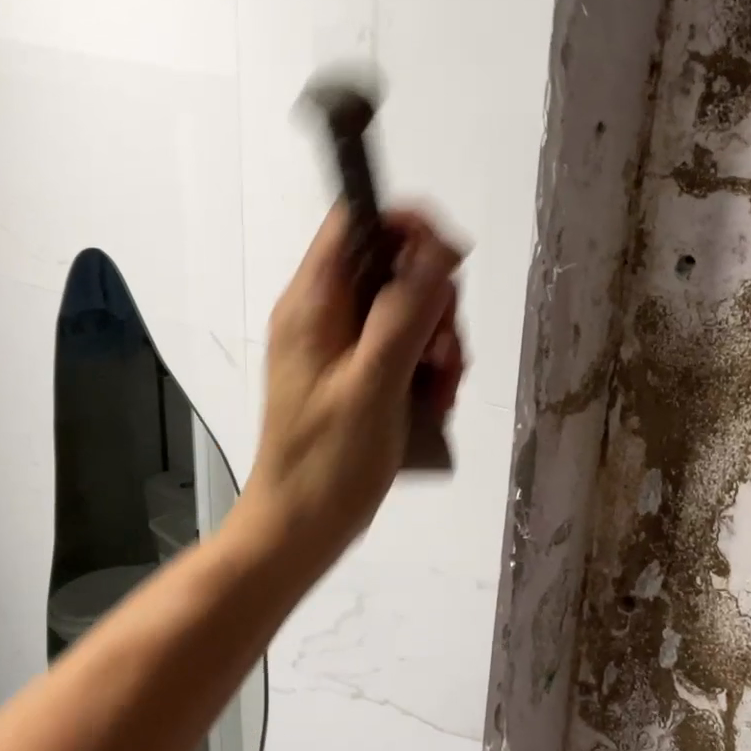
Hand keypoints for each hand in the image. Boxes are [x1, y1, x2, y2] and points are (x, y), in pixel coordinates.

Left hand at [238, 204, 465, 565]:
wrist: (300, 528)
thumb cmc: (330, 462)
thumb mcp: (374, 383)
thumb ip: (405, 312)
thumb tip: (437, 249)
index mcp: (313, 303)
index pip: (358, 222)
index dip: (408, 227)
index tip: (450, 264)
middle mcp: (323, 314)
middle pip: (392, 268)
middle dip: (434, 304)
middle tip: (443, 355)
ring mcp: (338, 347)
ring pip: (405, 311)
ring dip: (437, 344)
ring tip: (441, 392)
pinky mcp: (353, 376)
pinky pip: (401, 349)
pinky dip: (425, 370)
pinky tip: (434, 404)